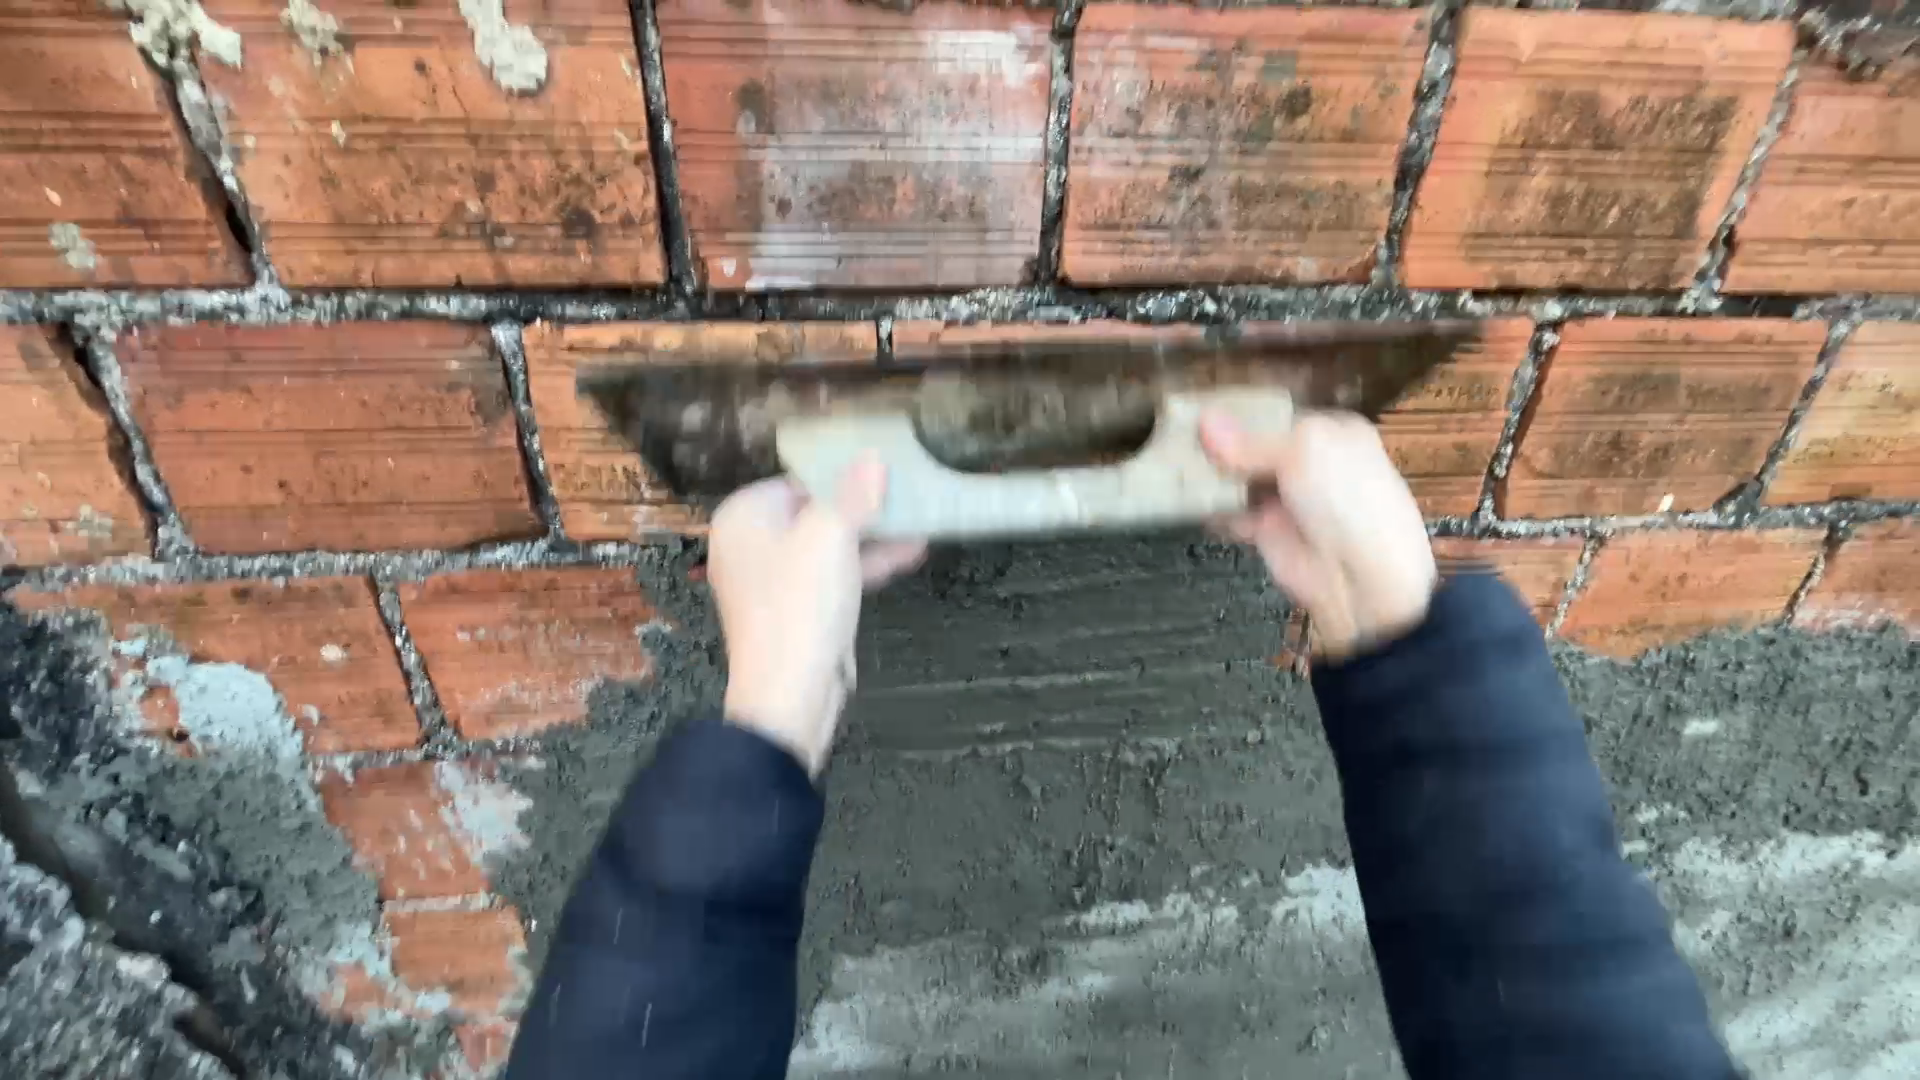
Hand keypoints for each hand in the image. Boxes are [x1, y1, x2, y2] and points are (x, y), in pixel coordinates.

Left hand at [707, 459, 926, 775]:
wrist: (790, 693)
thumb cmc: (800, 606)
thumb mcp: (830, 538)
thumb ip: (852, 495)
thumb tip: (871, 457)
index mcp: (744, 517)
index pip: (798, 479)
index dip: (841, 472)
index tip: (882, 465)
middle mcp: (753, 544)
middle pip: (815, 510)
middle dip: (862, 504)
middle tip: (905, 488)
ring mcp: (776, 579)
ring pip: (829, 543)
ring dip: (872, 533)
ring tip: (919, 516)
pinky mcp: (800, 608)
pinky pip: (835, 574)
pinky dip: (867, 564)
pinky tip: (911, 551)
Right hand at [1201, 410, 1437, 662]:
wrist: (1360, 575)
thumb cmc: (1350, 500)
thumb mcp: (1303, 451)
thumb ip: (1249, 440)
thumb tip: (1205, 421)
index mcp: (1328, 432)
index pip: (1274, 416)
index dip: (1239, 415)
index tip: (1200, 412)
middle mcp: (1307, 464)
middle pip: (1251, 448)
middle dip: (1219, 447)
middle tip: (1177, 438)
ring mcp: (1286, 497)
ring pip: (1236, 480)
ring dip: (1211, 478)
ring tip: (1175, 467)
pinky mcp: (1266, 529)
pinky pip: (1230, 514)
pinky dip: (1212, 510)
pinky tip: (1189, 501)